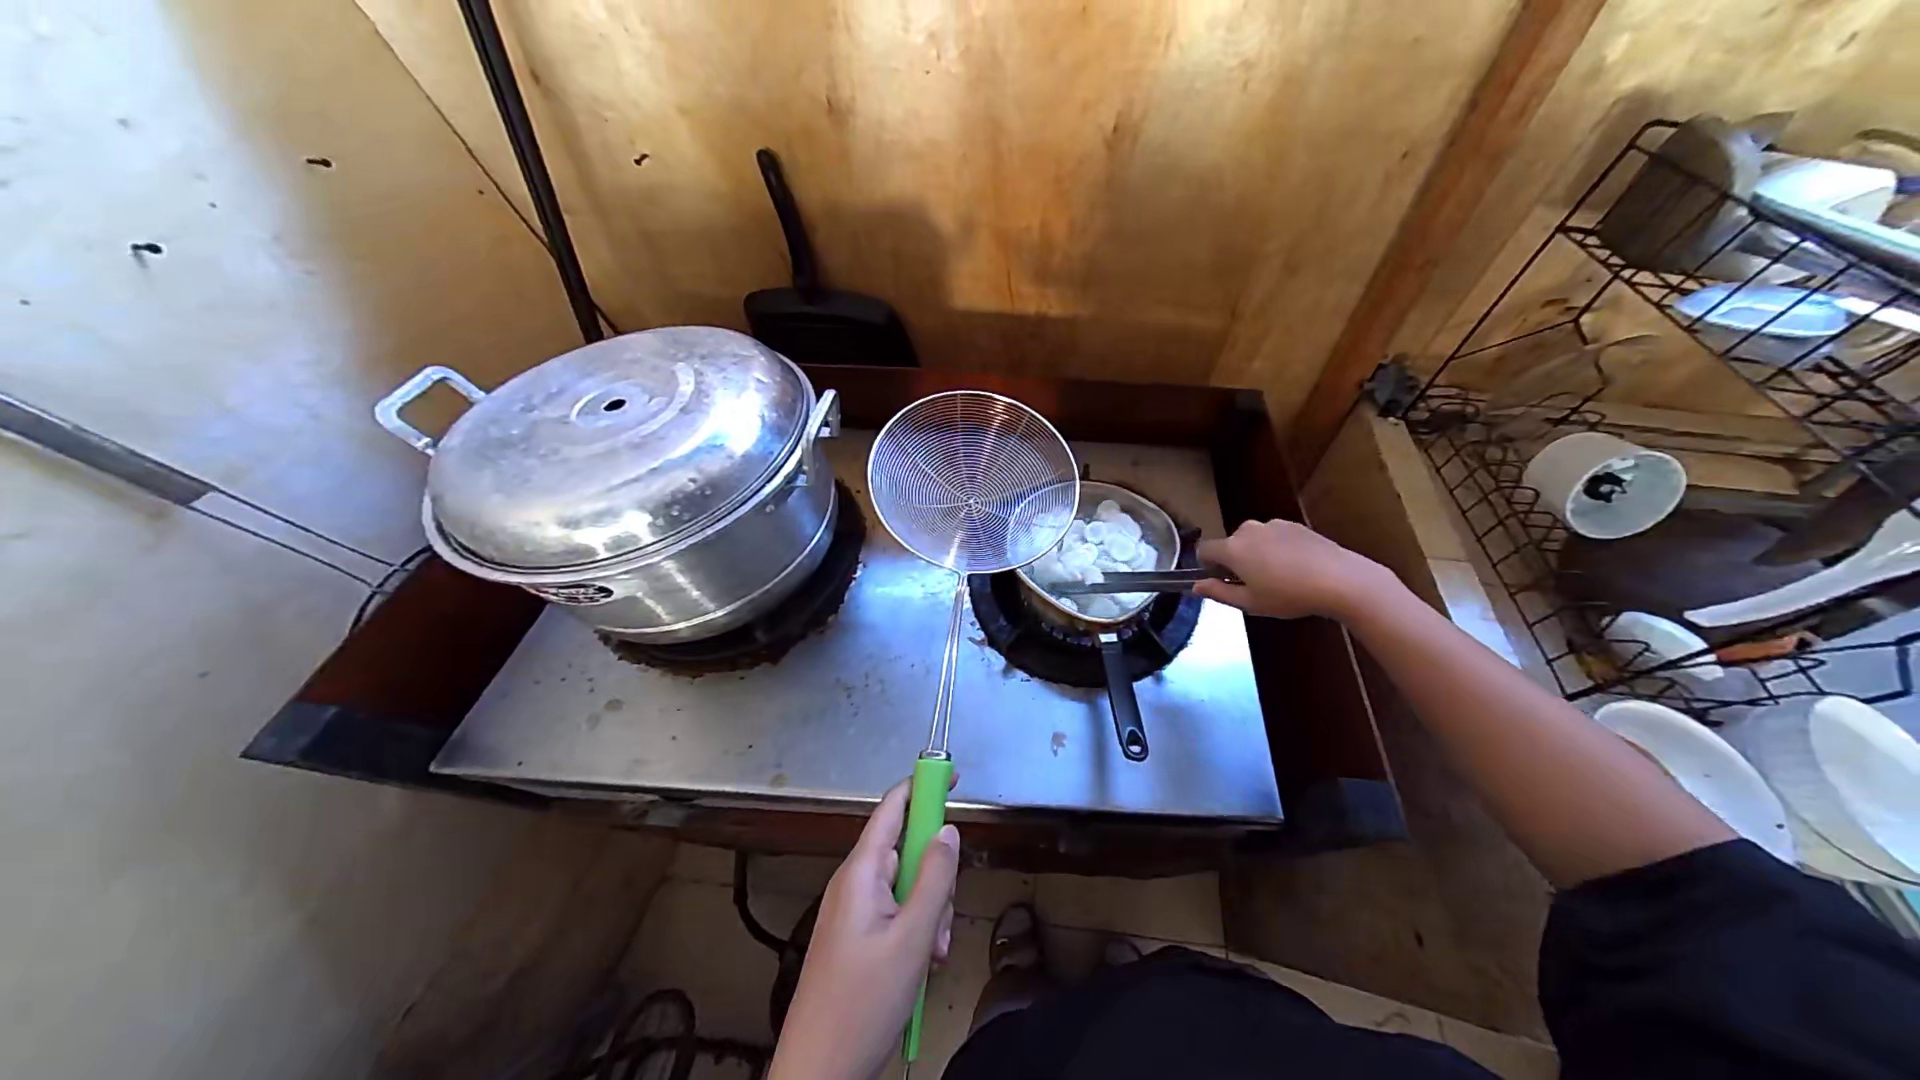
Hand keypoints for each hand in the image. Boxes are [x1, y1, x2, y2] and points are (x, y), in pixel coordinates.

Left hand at [769, 779, 960, 1079]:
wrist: (819, 1071)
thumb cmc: (863, 1002)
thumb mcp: (913, 938)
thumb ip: (935, 880)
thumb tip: (948, 831)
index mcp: (861, 872)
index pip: (893, 808)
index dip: (922, 786)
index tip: (953, 775)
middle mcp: (855, 884)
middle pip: (908, 853)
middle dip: (935, 881)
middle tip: (940, 924)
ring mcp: (855, 912)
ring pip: (908, 889)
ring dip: (930, 916)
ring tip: (929, 958)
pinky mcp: (857, 938)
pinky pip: (897, 916)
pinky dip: (916, 934)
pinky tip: (920, 969)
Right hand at [1194, 519, 1393, 619]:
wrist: (1341, 580)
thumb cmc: (1289, 595)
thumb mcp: (1250, 603)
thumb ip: (1219, 593)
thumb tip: (1197, 587)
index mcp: (1232, 548)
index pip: (1204, 550)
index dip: (1207, 566)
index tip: (1222, 582)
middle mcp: (1248, 530)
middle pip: (1230, 544)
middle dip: (1235, 561)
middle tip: (1253, 585)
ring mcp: (1274, 525)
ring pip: (1254, 540)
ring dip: (1257, 554)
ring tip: (1279, 578)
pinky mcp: (1296, 526)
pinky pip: (1275, 537)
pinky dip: (1278, 550)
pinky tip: (1297, 569)